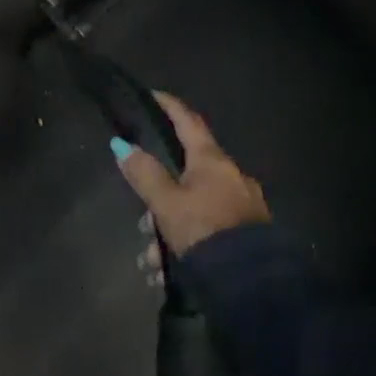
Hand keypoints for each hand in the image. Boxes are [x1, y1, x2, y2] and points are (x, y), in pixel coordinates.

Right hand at [114, 92, 270, 257]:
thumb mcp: (165, 202)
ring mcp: (243, 205)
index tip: (153, 94)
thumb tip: (121, 144)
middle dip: (159, 195)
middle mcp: (232, 176)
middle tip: (143, 219)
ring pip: (194, 206)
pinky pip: (208, 228)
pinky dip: (187, 243)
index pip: (188, 122)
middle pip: (186, 172)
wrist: (254, 282)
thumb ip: (144, 173)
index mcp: (212, 161)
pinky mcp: (249, 233)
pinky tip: (169, 269)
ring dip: (169, 227)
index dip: (169, 106)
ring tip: (153, 259)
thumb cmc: (205, 230)